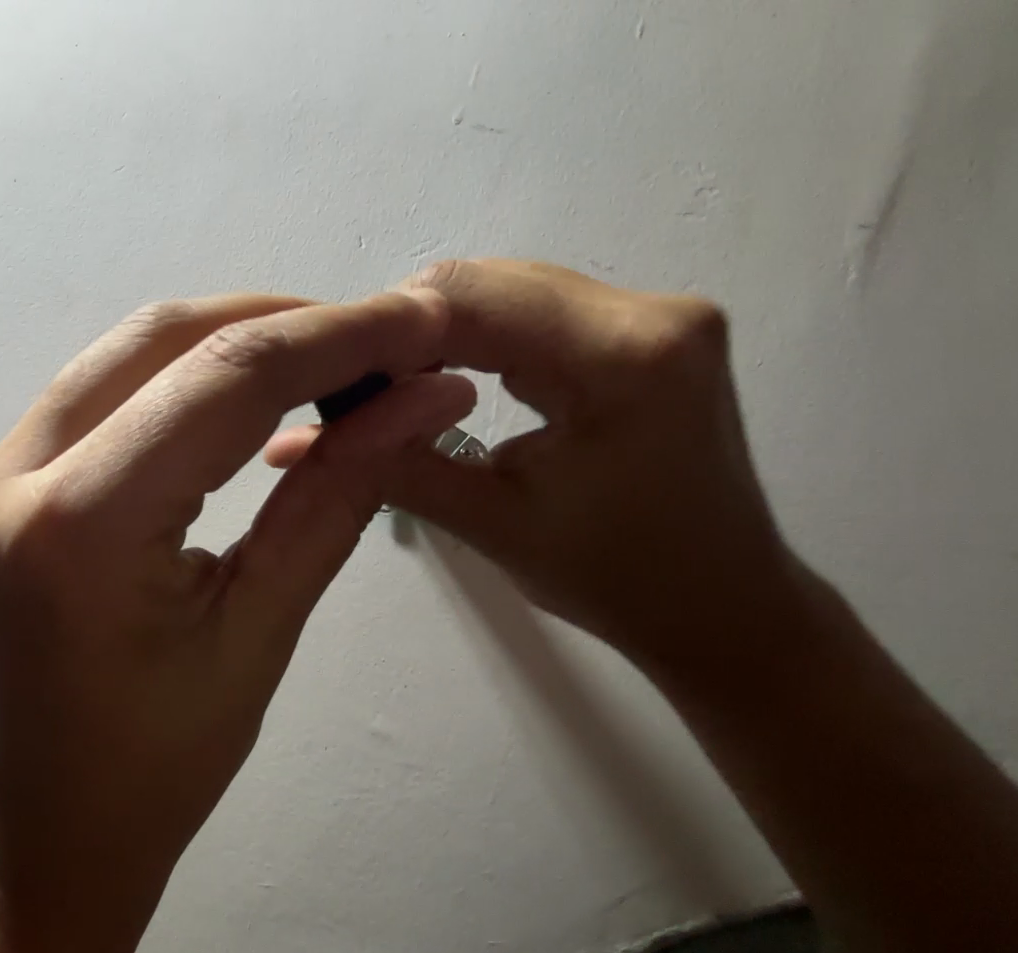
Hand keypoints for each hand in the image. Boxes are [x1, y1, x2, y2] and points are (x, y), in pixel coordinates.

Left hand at [0, 289, 473, 921]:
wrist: (46, 832)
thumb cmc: (158, 770)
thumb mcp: (260, 633)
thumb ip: (338, 496)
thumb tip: (428, 397)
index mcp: (73, 533)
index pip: (221, 382)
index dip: (335, 337)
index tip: (420, 323)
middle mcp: (4, 482)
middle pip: (158, 341)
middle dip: (280, 324)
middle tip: (378, 342)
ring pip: (119, 358)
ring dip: (226, 345)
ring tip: (325, 364)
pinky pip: (92, 400)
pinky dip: (174, 385)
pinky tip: (241, 403)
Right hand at [267, 259, 798, 666]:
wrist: (718, 605)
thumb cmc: (612, 579)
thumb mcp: (489, 523)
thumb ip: (396, 464)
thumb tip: (300, 434)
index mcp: (624, 356)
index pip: (475, 298)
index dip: (389, 328)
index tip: (329, 370)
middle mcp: (654, 311)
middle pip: (495, 282)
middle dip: (411, 329)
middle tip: (351, 385)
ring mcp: (659, 315)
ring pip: (515, 292)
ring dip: (443, 333)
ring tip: (388, 387)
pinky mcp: (650, 332)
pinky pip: (542, 314)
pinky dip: (484, 340)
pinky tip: (444, 379)